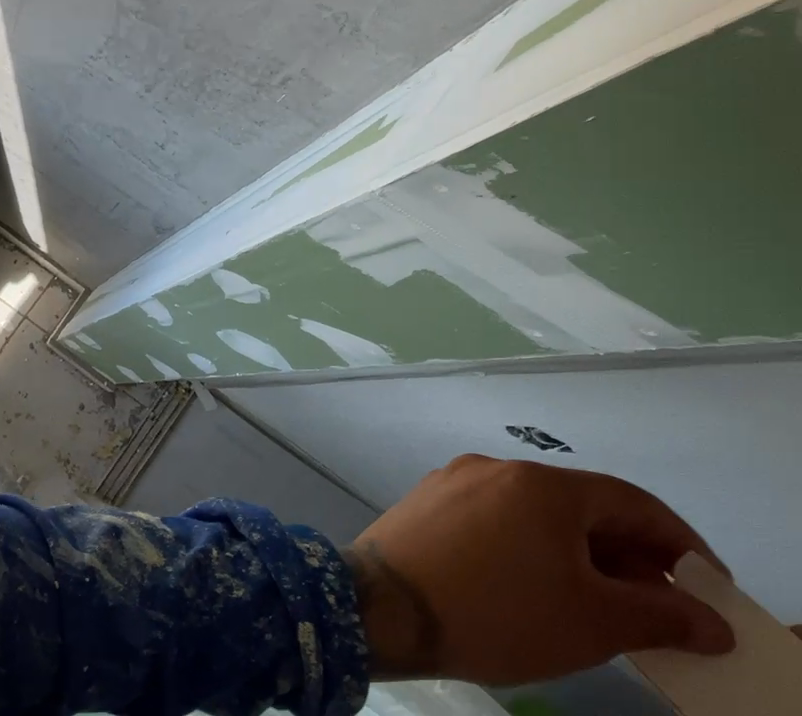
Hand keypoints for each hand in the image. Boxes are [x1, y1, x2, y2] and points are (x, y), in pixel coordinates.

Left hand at [344, 454, 733, 684]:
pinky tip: (539, 589)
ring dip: (579, 554)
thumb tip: (709, 620)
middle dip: (630, 554)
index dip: (682, 546)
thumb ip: (664, 616)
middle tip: (662, 607)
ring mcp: (449, 485)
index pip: (632, 503)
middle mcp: (490, 470)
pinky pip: (494, 522)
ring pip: (533, 515)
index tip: (710, 589)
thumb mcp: (597, 621)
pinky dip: (530, 550)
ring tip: (605, 605)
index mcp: (538, 485)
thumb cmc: (497, 610)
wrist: (381, 609)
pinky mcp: (423, 507)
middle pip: (579, 504)